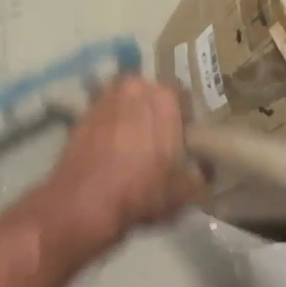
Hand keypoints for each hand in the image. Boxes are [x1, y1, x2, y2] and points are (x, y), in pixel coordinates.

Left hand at [42, 77, 206, 247]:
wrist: (85, 199)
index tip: (185, 137)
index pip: (182, 97)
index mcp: (163, 97)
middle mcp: (133, 87)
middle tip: (160, 140)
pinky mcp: (83, 111)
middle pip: (151, 95)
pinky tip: (112, 148)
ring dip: (132, 116)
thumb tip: (202, 165)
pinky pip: (106, 113)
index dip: (185, 117)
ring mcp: (104, 96)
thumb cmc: (142, 191)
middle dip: (156, 112)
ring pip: (126, 101)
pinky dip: (111, 125)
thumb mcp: (184, 191)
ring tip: (135, 144)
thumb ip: (200, 172)